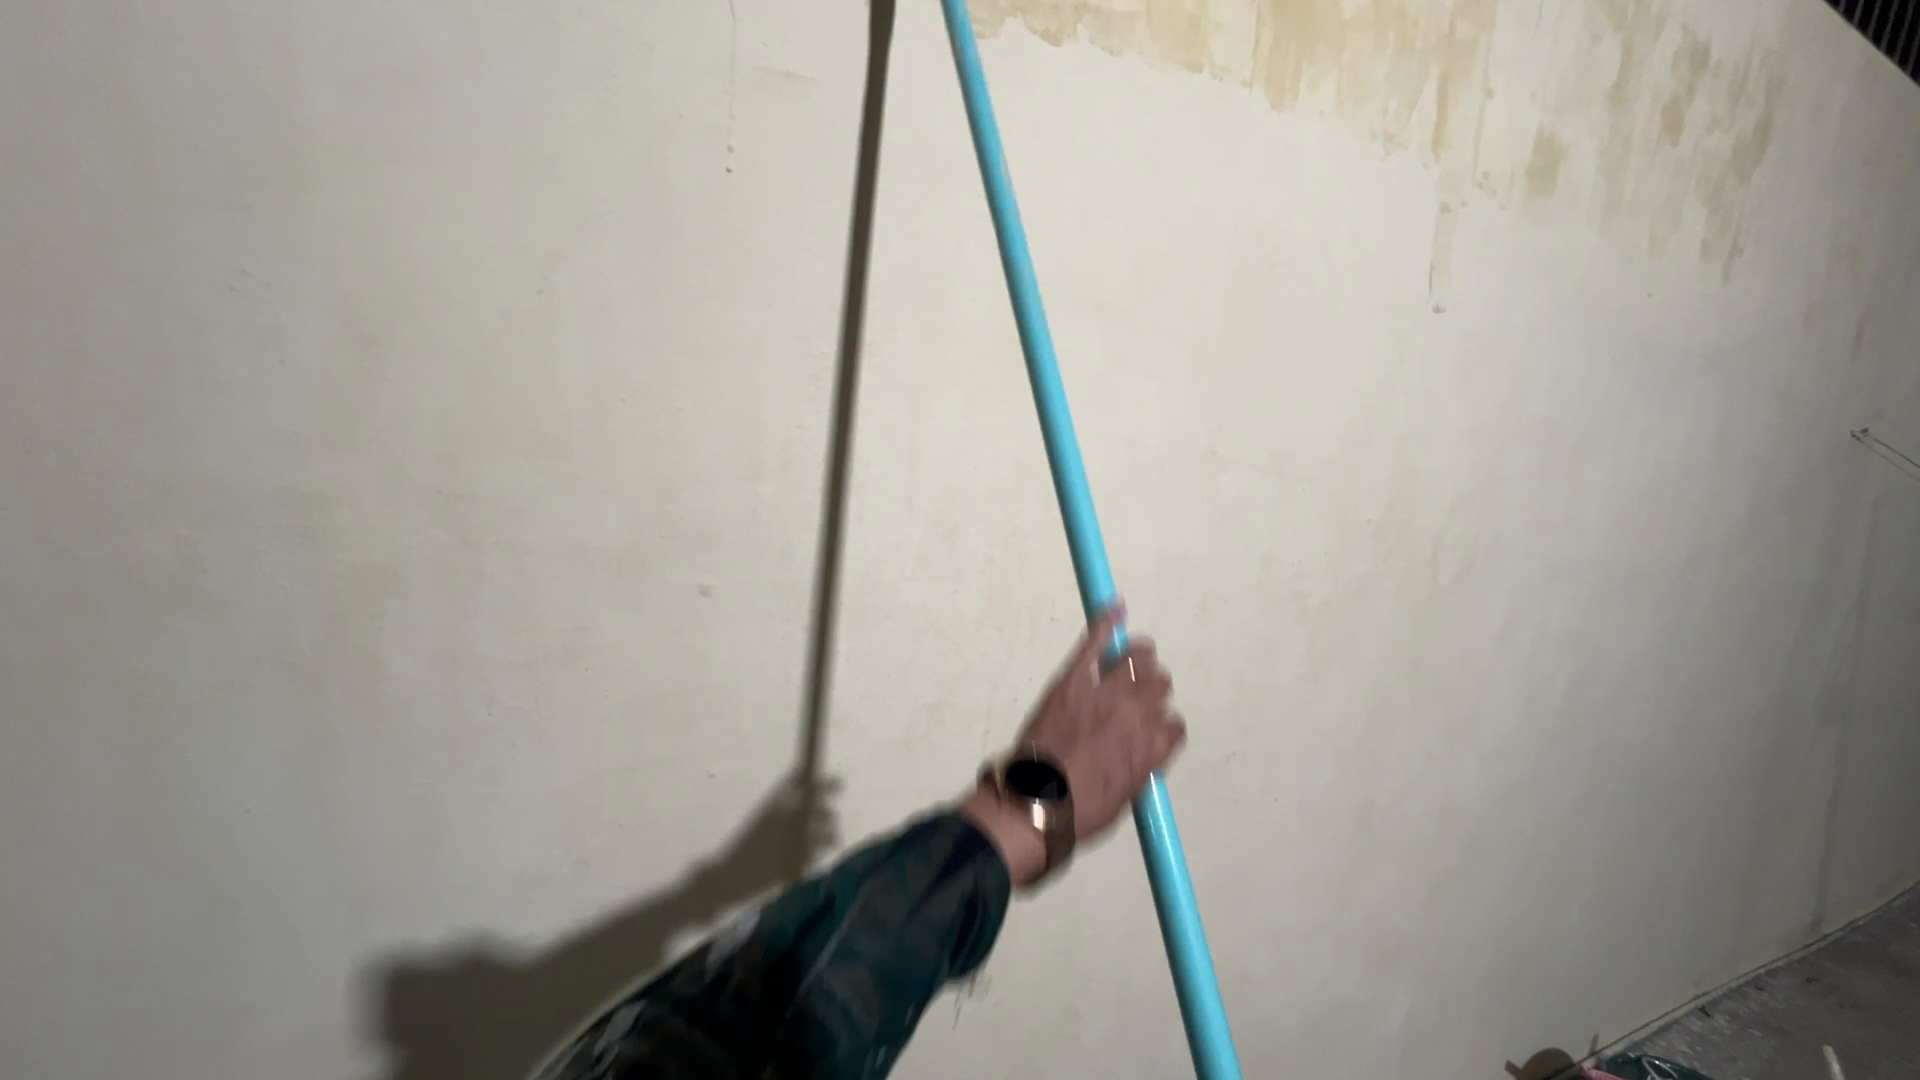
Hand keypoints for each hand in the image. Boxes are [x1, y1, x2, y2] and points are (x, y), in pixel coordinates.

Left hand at [962, 603, 1187, 885]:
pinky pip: (1096, 642)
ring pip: (1138, 657)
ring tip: (1129, 656)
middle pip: (1159, 684)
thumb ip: (1138, 770)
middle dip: (1151, 687)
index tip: (1146, 731)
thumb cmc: (1078, 813)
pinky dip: (1106, 621)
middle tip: (1132, 692)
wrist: (1034, 804)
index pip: (1174, 726)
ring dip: (1137, 656)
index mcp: (1152, 750)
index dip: (1160, 726)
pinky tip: (1115, 606)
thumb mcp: (1124, 801)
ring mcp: (1106, 693)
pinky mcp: (1075, 679)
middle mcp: (1138, 716)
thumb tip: (1138, 755)